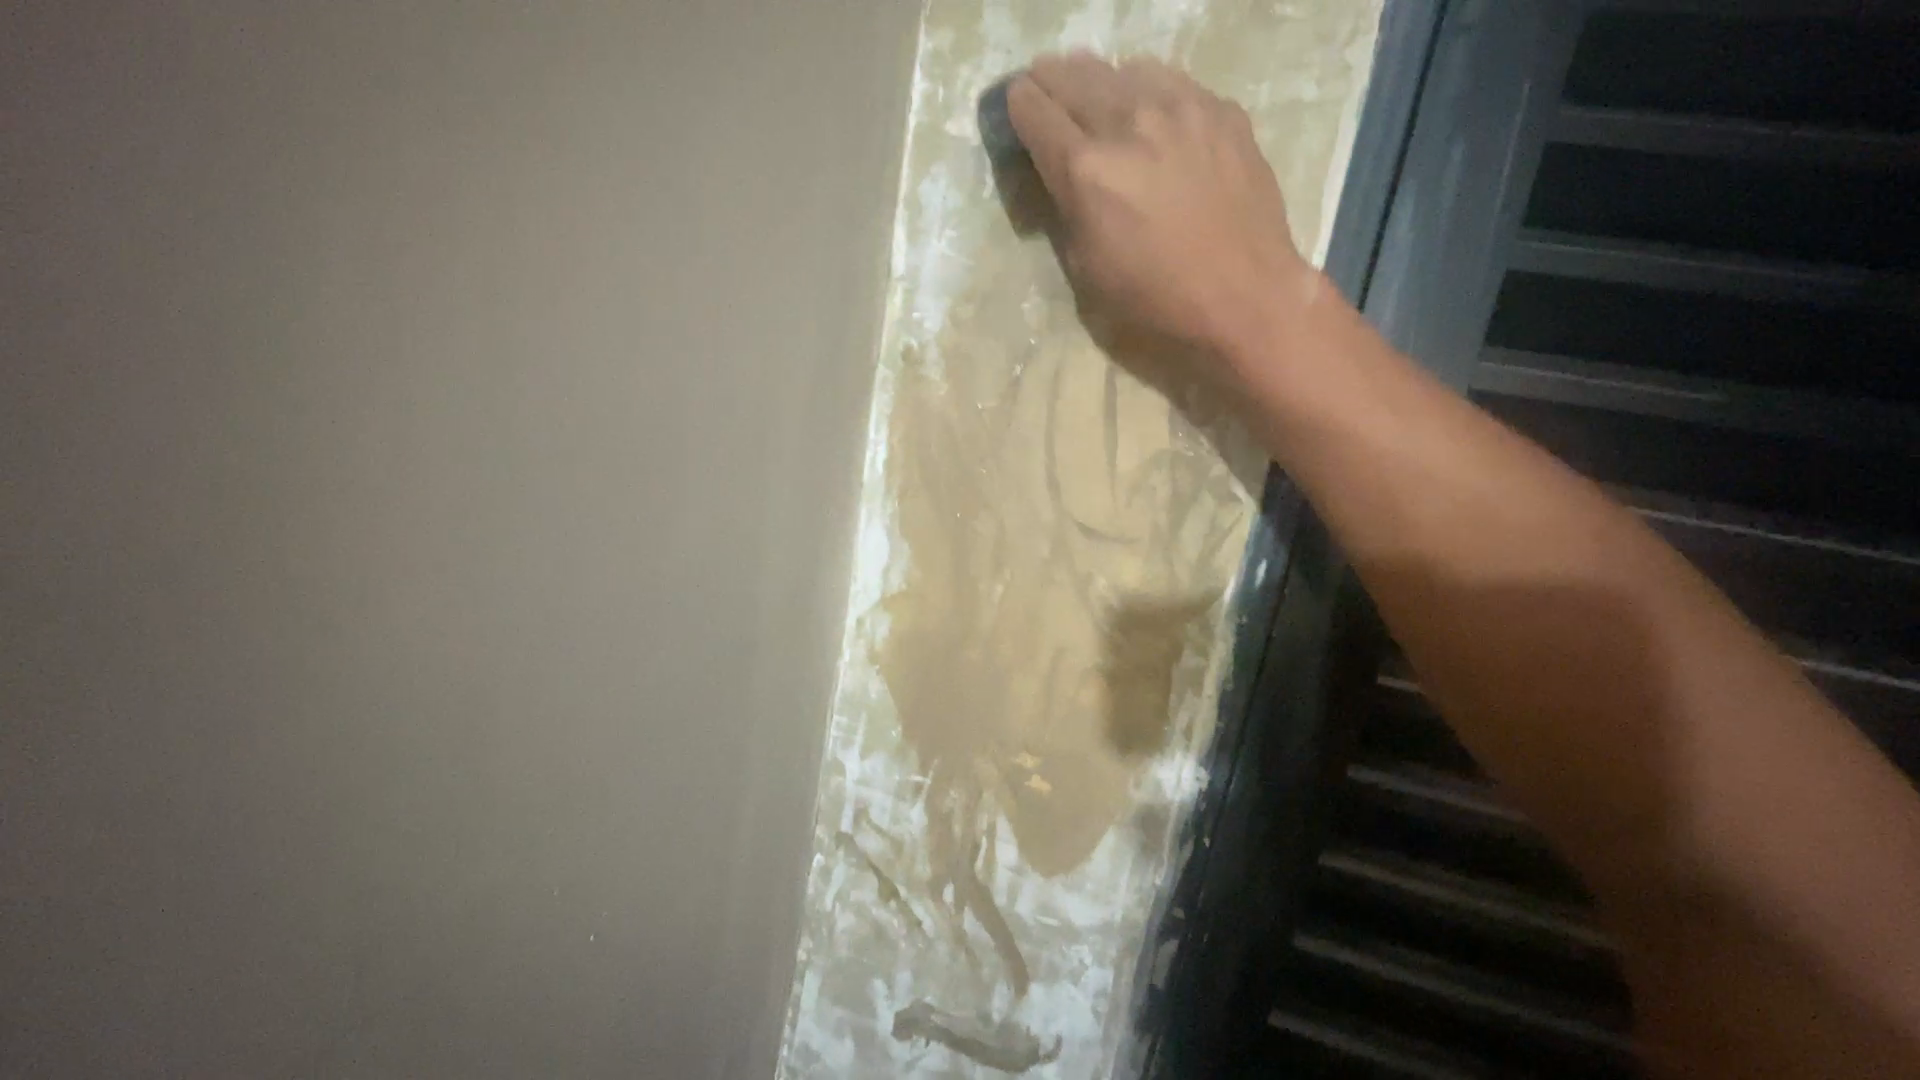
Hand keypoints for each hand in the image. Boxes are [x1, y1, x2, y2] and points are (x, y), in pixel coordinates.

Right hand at [1006, 53, 1318, 380]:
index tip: (1022, 118)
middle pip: (1070, 73)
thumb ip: (1061, 204)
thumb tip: (1054, 166)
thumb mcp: (1084, 265)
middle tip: (1052, 106)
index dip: (1019, 109)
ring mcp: (1180, 107)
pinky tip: (1155, 124)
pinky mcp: (1220, 109)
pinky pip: (1170, 81)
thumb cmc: (1154, 298)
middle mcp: (1128, 121)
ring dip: (1102, 87)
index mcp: (1086, 169)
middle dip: (1051, 87)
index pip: (1031, 106)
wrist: (1243, 297)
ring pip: (1121, 69)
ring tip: (1105, 113)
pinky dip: (1150, 94)